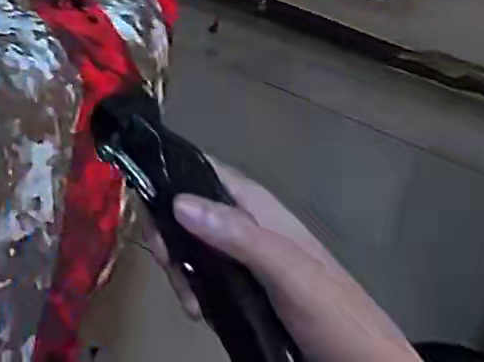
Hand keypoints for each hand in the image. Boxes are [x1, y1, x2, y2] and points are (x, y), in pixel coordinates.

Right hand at [143, 160, 419, 361]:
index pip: (200, 169)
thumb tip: (178, 200)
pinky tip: (197, 310)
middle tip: (167, 265)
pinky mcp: (244, 290)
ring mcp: (244, 257)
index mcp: (255, 205)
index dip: (168, 178)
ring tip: (189, 302)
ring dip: (178, 266)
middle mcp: (245, 222)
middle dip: (168, 232)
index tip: (147, 209)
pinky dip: (191, 287)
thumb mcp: (288, 271)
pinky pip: (203, 275)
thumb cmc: (335, 314)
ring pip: (191, 243)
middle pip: (188, 207)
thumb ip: (238, 234)